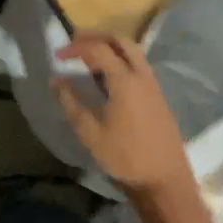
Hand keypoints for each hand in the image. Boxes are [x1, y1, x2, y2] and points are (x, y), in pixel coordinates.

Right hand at [53, 32, 194, 195]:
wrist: (166, 185)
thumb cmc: (125, 157)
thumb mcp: (89, 132)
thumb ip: (70, 102)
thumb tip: (57, 80)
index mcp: (124, 81)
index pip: (97, 49)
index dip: (75, 48)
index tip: (58, 56)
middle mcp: (142, 77)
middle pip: (121, 41)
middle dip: (97, 37)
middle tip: (76, 43)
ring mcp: (154, 88)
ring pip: (133, 53)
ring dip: (111, 48)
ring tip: (90, 60)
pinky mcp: (159, 99)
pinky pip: (139, 68)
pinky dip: (121, 62)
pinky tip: (108, 80)